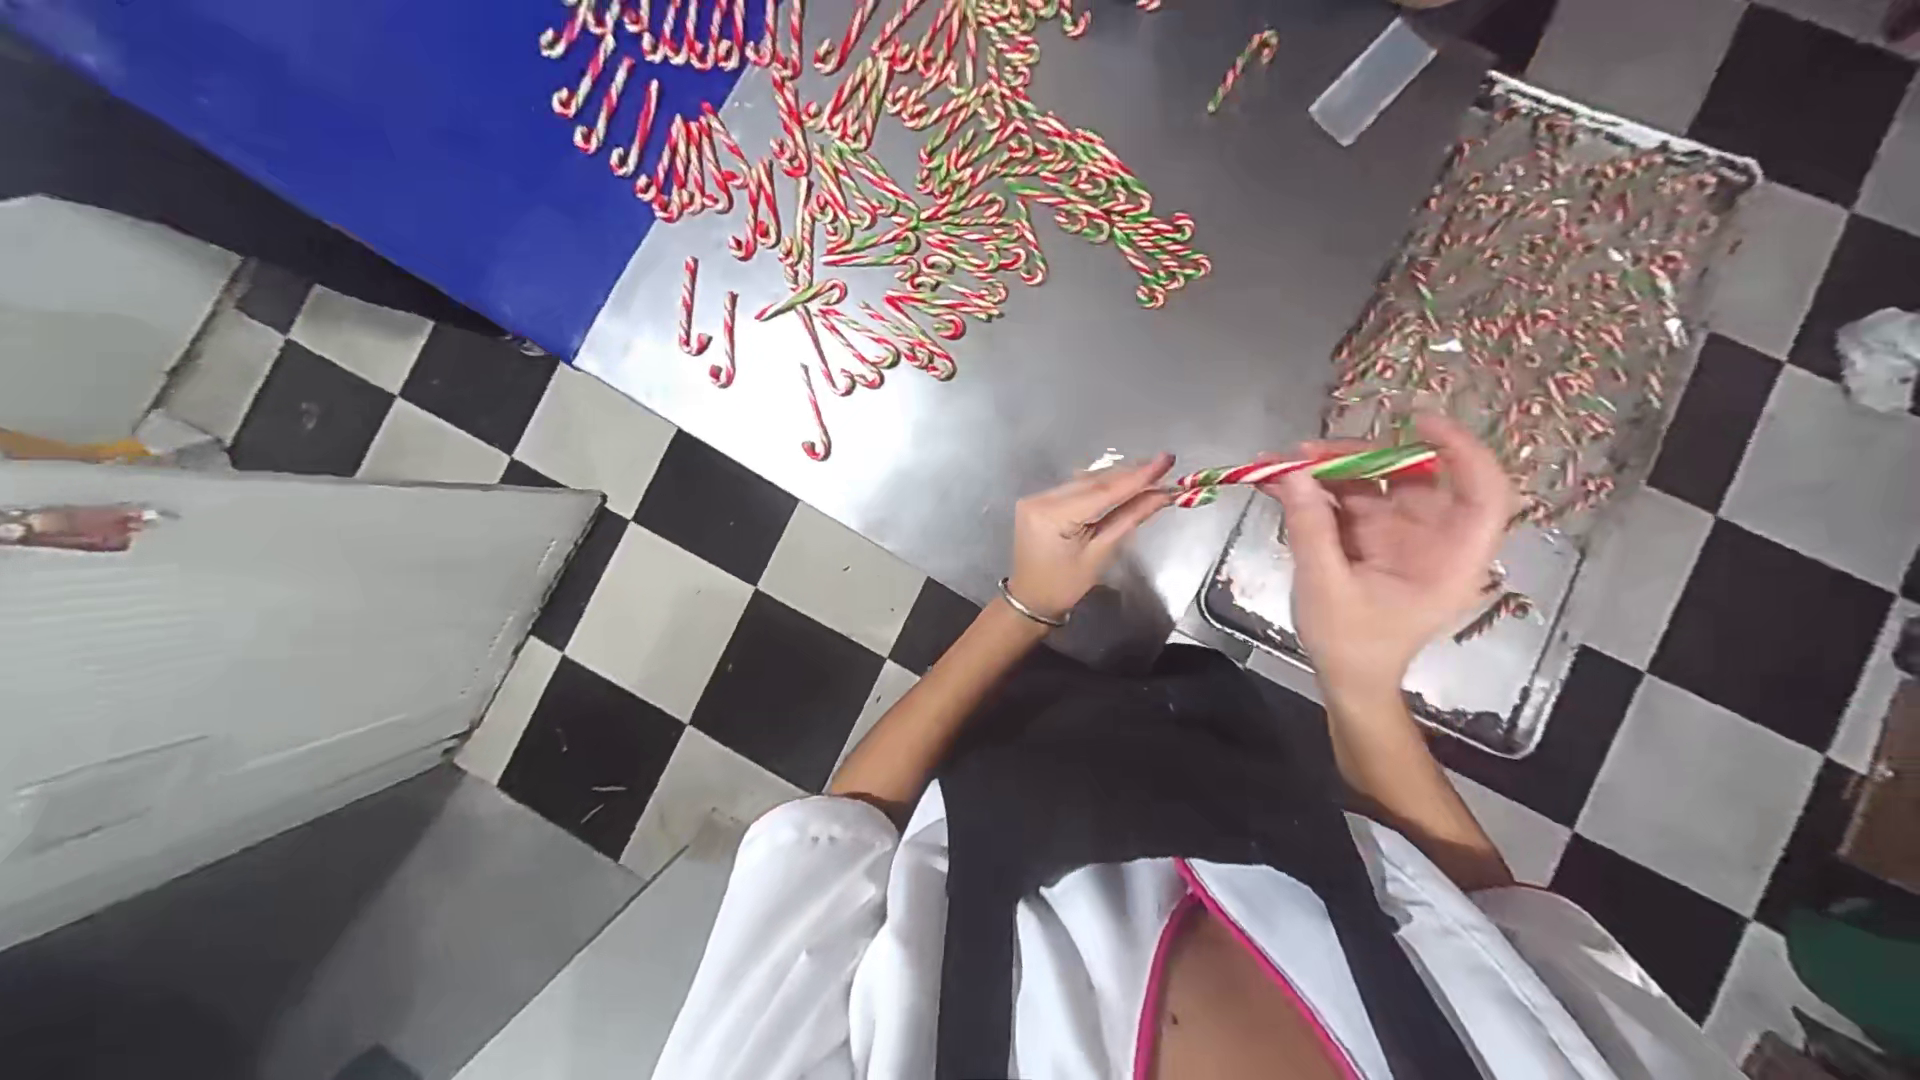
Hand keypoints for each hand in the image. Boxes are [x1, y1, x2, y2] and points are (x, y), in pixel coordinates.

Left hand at [1007, 454, 1175, 620]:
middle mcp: (1039, 499)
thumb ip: (1129, 518)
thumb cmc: (1065, 585)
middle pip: (1093, 482)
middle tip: (1164, 466)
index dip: (1137, 476)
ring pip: (1084, 482)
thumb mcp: (1100, 554)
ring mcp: (1036, 498)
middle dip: (1129, 475)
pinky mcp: (1039, 501)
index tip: (1166, 460)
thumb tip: (1161, 494)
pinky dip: (1099, 487)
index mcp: (1051, 516)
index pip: (1102, 491)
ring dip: (1116, 478)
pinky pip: (1075, 488)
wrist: (1031, 599)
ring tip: (1150, 473)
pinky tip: (1122, 483)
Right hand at [1258, 415, 1516, 697]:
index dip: (1462, 453)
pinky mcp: (1367, 538)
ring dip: (1327, 471)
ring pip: (1372, 485)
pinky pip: (1344, 503)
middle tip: (1307, 453)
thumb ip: (1311, 530)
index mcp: (1451, 559)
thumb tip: (1292, 474)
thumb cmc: (1352, 644)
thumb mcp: (1326, 589)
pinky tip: (1278, 482)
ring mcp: (1397, 535)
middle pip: (1413, 478)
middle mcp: (1431, 538)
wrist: (1346, 677)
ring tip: (1279, 464)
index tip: (1417, 424)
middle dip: (1360, 458)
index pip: (1481, 495)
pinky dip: (1312, 491)